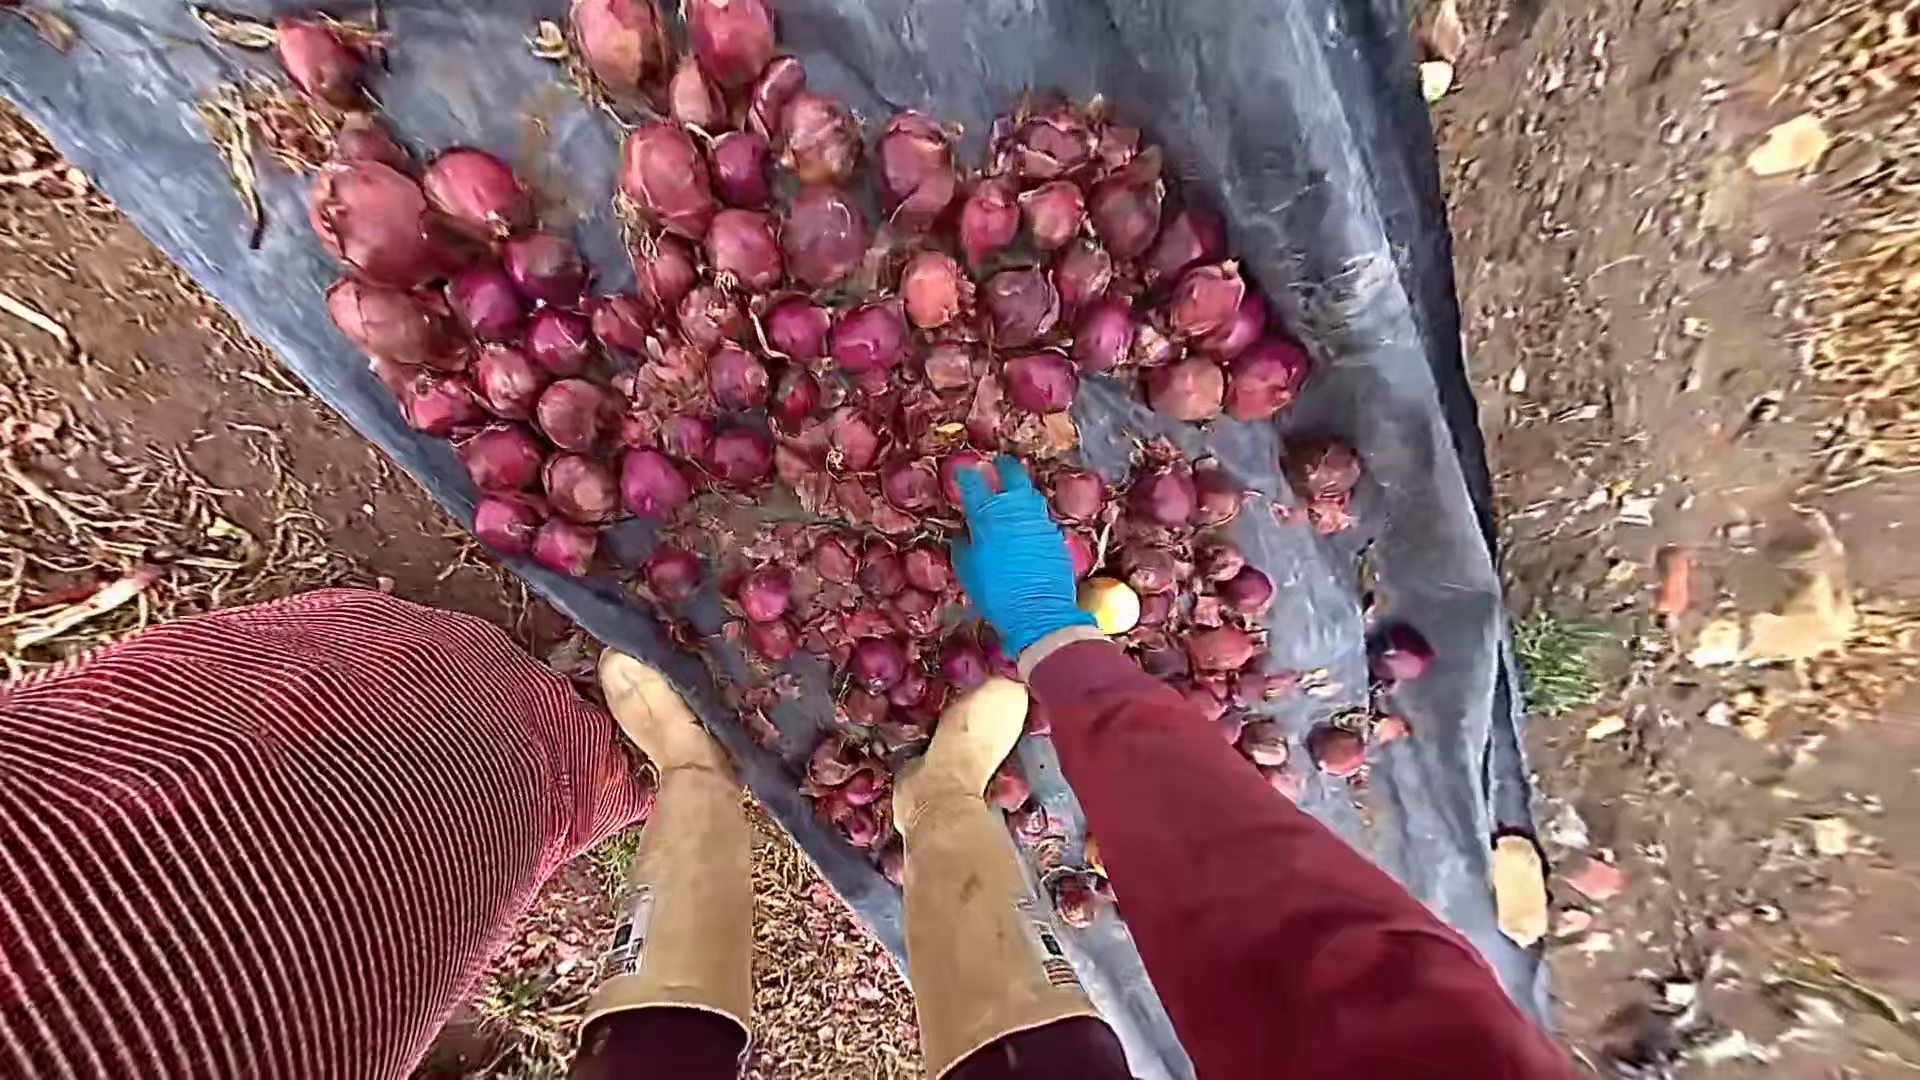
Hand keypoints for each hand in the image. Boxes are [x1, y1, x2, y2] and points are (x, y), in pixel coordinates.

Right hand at [949, 456, 1095, 655]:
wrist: (1040, 613)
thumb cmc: (996, 595)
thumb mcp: (968, 573)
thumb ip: (963, 548)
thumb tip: (963, 536)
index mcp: (988, 518)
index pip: (974, 484)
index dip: (967, 475)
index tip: (963, 473)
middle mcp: (1016, 511)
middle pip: (1011, 474)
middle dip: (1002, 466)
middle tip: (996, 466)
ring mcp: (1039, 520)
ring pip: (1029, 493)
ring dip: (1019, 490)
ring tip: (1012, 494)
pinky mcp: (1055, 534)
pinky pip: (1040, 516)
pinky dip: (1031, 515)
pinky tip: (1026, 523)